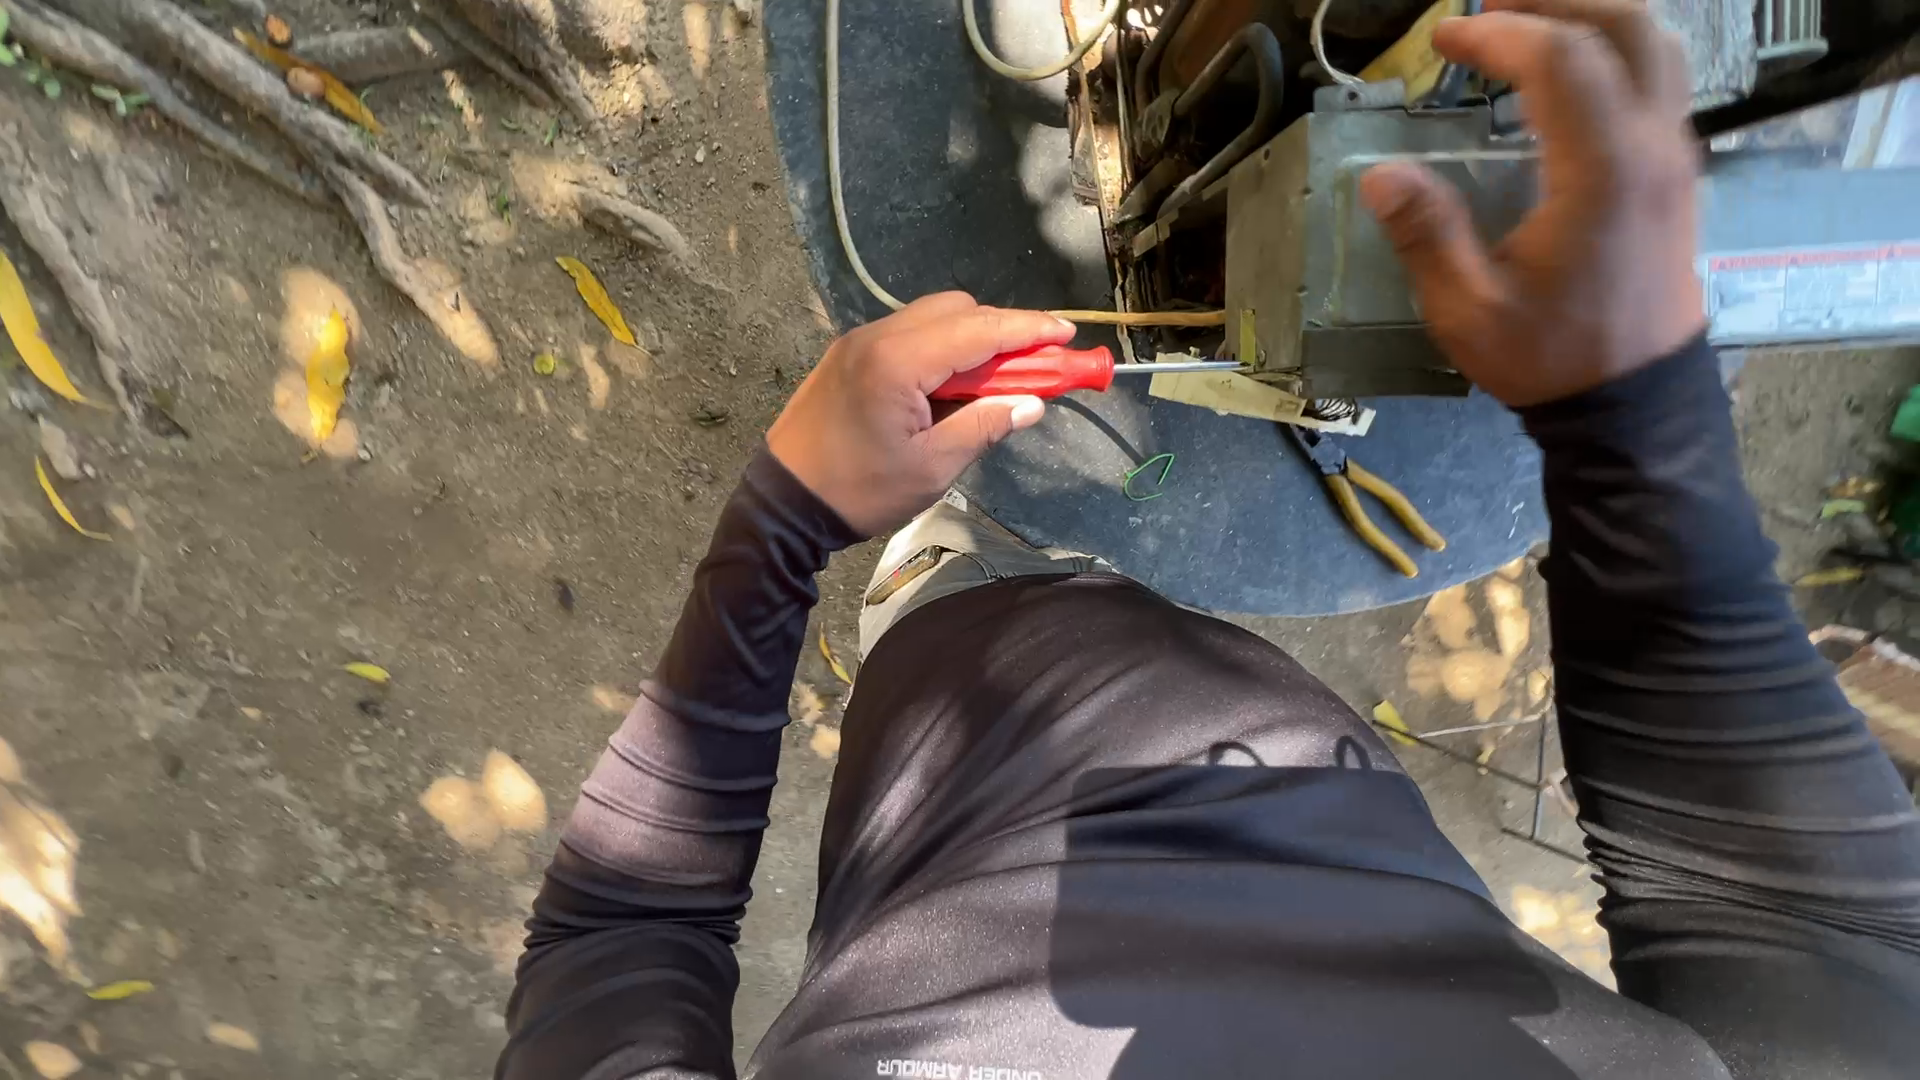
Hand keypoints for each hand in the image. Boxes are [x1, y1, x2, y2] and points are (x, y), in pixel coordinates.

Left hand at [767, 293, 1073, 534]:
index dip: (1029, 329)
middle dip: (1002, 331)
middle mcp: (877, 336)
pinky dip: (940, 349)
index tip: (1067, 332)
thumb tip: (1032, 405)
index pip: (979, 329)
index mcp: (898, 362)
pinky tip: (951, 384)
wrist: (783, 503)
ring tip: (994, 381)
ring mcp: (858, 342)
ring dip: (970, 339)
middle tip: (1033, 366)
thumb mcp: (932, 469)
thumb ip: (985, 427)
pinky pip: (907, 335)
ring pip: (931, 318)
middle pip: (956, 310)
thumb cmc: (860, 492)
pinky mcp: (848, 355)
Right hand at [1360, 0, 1704, 406]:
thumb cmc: (1542, 353)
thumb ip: (1427, 236)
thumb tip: (1379, 175)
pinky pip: (1655, 81)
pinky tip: (1567, 73)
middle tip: (1489, 7)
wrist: (1626, 394)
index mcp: (1599, 172)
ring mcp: (1673, 155)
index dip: (1499, 36)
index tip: (1442, 38)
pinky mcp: (1673, 173)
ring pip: (1655, 47)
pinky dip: (1612, 53)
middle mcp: (1650, 146)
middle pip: (1626, 28)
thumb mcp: (1466, 308)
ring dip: (1591, 18)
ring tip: (1527, 23)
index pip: (1559, 63)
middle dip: (1557, 2)